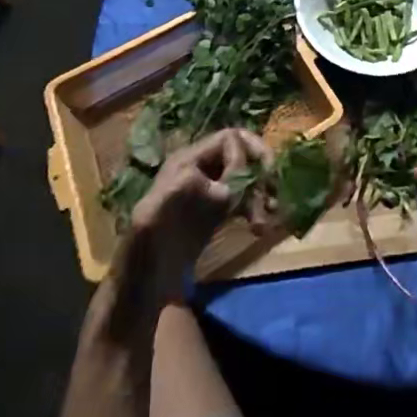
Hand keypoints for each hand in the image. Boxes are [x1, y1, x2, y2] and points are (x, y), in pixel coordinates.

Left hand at [123, 128, 270, 304]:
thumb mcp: (160, 210)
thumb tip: (224, 189)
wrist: (144, 277)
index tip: (254, 184)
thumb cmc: (149, 242)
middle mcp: (202, 170)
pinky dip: (257, 208)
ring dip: (262, 194)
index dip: (245, 157)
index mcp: (188, 160)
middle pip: (242, 155)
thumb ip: (188, 191)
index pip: (229, 139)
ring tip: (266, 222)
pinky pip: (244, 200)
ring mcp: (210, 191)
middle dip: (260, 174)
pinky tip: (262, 227)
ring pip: (246, 178)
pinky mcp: (216, 214)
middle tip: (272, 199)